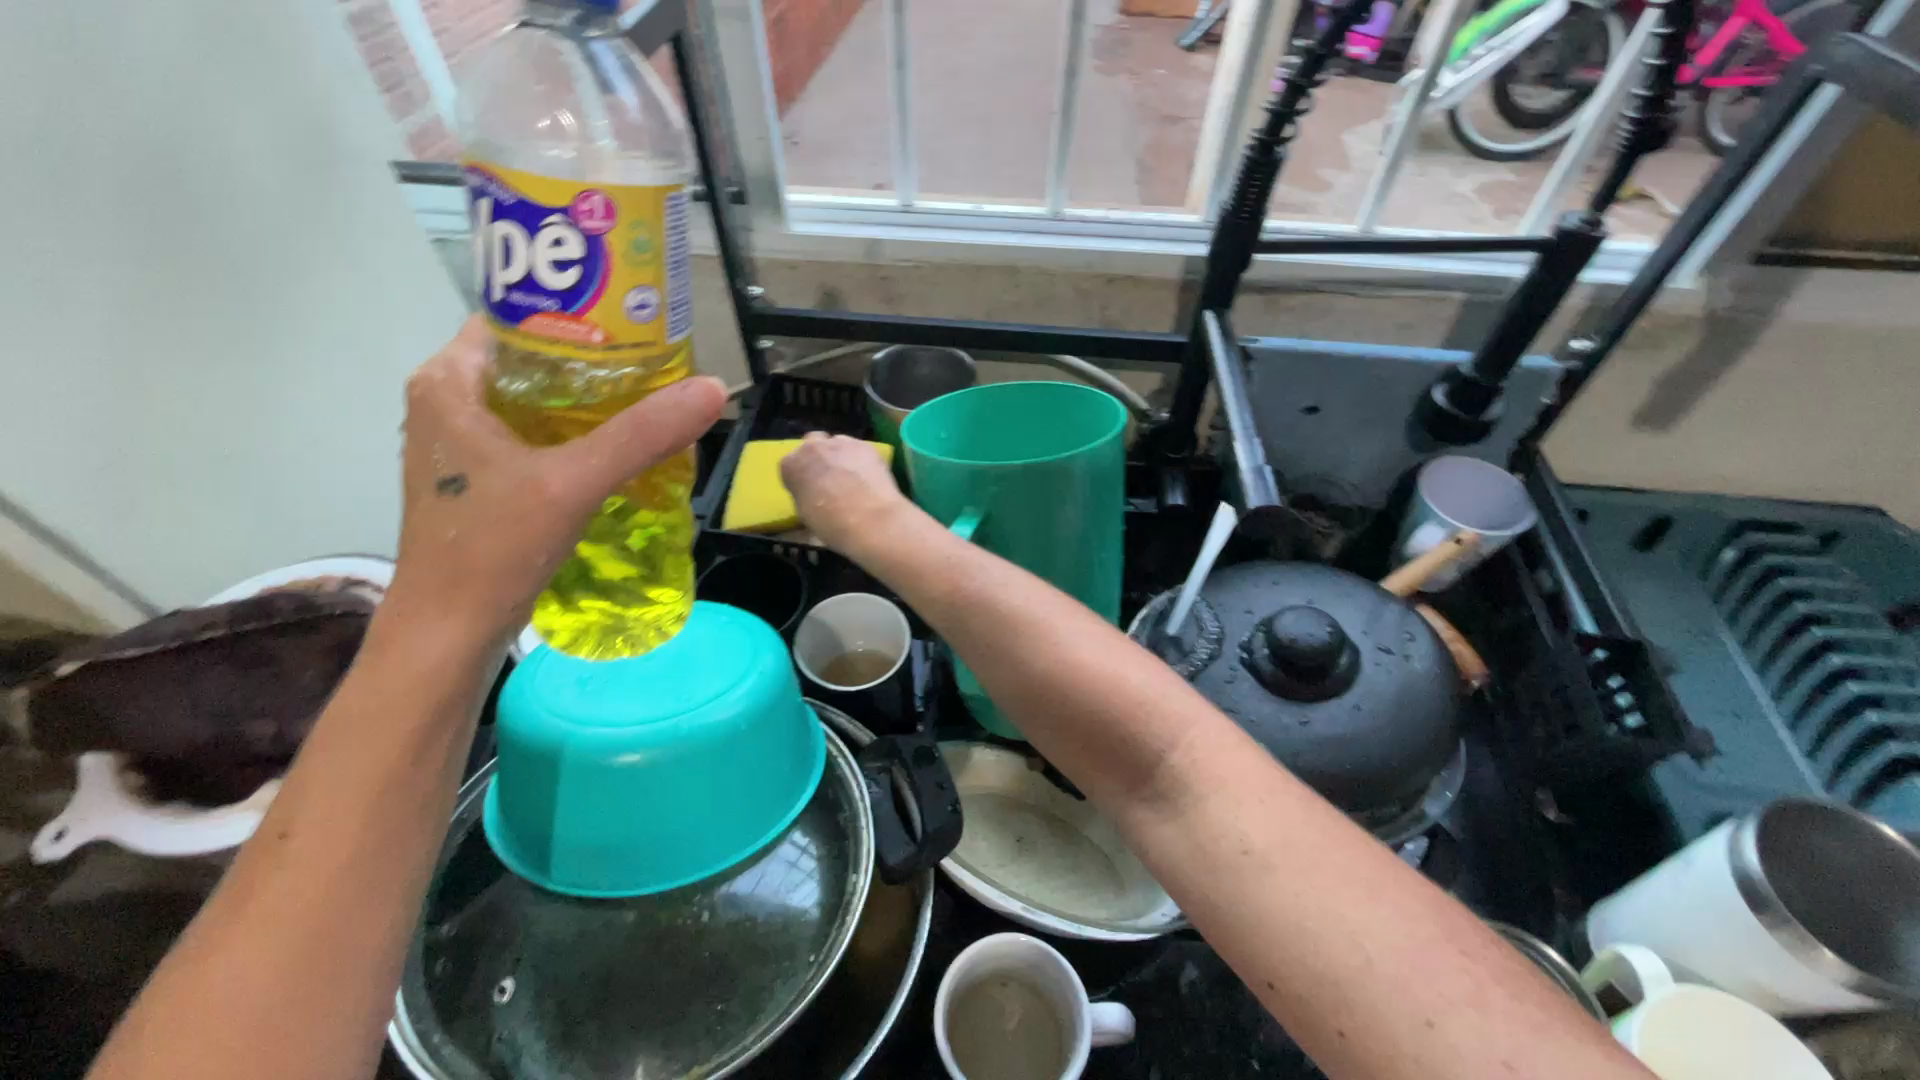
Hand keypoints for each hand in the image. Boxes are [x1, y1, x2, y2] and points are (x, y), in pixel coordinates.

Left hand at [388, 317, 725, 645]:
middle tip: (656, 362)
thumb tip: (714, 389)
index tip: (634, 322)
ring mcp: (461, 444)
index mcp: (447, 382)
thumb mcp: (572, 483)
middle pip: (532, 361)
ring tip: (650, 398)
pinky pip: (536, 437)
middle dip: (593, 361)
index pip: (516, 320)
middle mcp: (447, 403)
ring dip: (589, 402)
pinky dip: (576, 435)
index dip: (576, 316)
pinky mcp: (480, 478)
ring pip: (536, 402)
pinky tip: (620, 447)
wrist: (450, 632)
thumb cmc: (492, 548)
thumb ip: (641, 435)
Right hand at [780, 432, 918, 555]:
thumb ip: (804, 494)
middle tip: (829, 478)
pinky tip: (869, 478)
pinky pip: (859, 450)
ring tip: (852, 478)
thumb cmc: (831, 524)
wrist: (869, 520)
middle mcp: (812, 447)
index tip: (808, 489)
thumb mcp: (805, 513)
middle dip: (819, 458)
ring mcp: (840, 443)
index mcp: (791, 465)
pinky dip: (861, 460)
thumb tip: (812, 492)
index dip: (800, 477)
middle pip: (812, 445)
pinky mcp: (866, 445)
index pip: (790, 464)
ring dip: (840, 456)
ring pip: (837, 444)